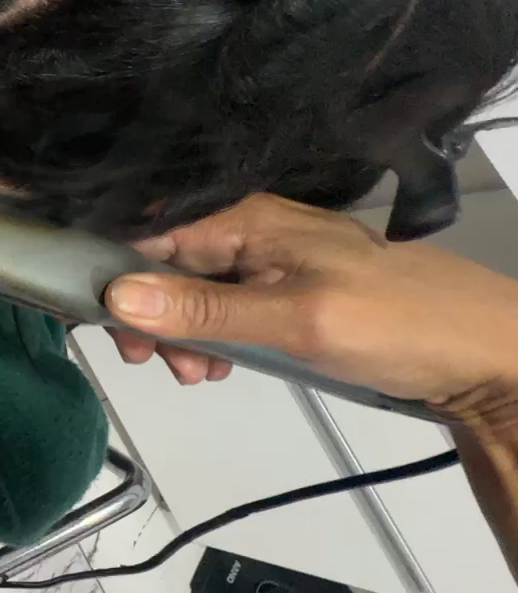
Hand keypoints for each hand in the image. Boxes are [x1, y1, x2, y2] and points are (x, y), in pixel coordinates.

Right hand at [101, 193, 517, 418]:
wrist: (500, 360)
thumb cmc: (402, 325)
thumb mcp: (297, 320)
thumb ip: (203, 309)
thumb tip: (114, 296)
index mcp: (242, 219)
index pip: (144, 237)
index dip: (115, 280)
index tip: (114, 330)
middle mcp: (242, 231)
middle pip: (157, 267)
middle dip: (149, 317)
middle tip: (158, 363)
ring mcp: (259, 260)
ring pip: (182, 291)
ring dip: (176, 334)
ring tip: (201, 372)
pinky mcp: (273, 288)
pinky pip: (213, 306)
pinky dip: (205, 336)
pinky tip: (219, 362)